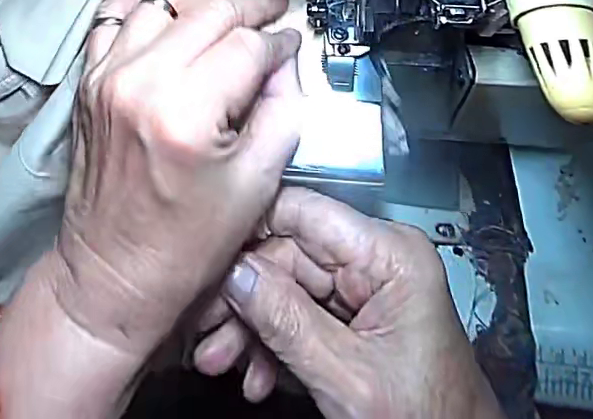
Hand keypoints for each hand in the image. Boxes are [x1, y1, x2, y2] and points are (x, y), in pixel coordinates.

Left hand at [0, 0, 305, 415]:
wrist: (109, 274)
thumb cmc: (188, 244)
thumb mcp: (257, 184)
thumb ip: (281, 108)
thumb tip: (282, 56)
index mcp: (186, 114)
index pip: (246, 46)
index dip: (278, 40)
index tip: (291, 42)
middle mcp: (141, 81)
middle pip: (209, 11)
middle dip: (249, 7)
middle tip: (271, 13)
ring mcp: (107, 74)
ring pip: (163, 0)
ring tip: (231, 4)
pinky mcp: (89, 78)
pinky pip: (107, 15)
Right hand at [193, 188, 502, 418]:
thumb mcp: (353, 381)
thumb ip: (289, 322)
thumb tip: (234, 272)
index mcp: (390, 255)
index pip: (304, 211)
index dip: (251, 224)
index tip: (207, 248)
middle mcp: (375, 259)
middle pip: (288, 253)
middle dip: (243, 294)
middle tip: (202, 321)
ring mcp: (364, 288)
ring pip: (287, 286)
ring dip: (250, 324)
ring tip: (216, 357)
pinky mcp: (354, 316)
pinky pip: (300, 313)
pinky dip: (273, 342)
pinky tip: (252, 373)